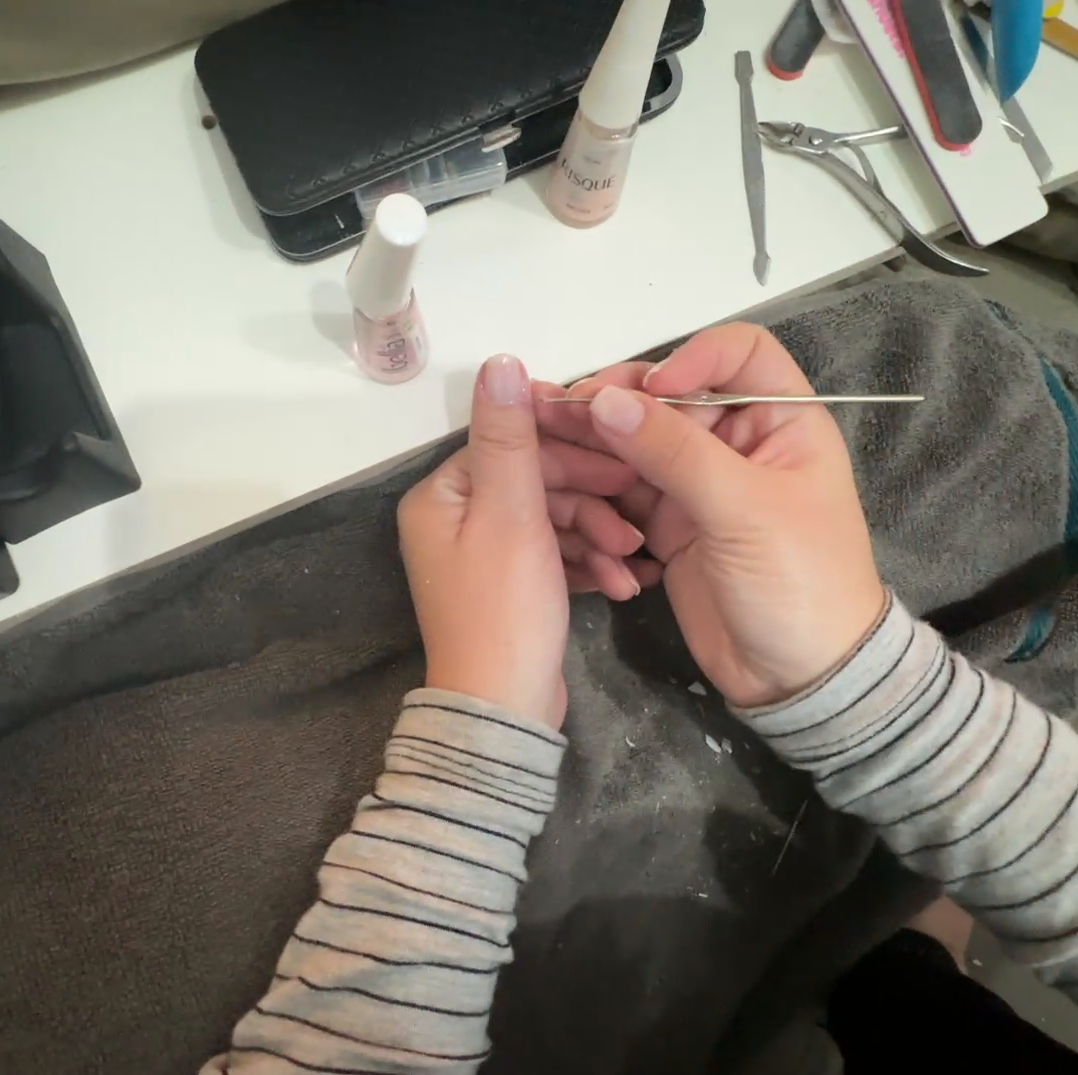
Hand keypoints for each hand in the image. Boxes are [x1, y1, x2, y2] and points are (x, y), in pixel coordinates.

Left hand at [399, 355, 643, 726]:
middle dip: (590, 500)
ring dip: (595, 536)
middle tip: (635, 517)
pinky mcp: (510, 585)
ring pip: (550, 521)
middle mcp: (455, 519)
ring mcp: (483, 555)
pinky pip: (552, 556)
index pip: (508, 443)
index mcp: (442, 496)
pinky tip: (620, 584)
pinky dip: (585, 565)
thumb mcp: (510, 514)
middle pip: (534, 483)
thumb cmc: (504, 609)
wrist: (504, 709)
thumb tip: (499, 361)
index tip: (621, 449)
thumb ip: (508, 437)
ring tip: (632, 559)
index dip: (567, 445)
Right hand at [535, 324, 887, 708]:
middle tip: (565, 406)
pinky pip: (624, 486)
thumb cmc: (798, 582)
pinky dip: (595, 480)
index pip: (739, 356)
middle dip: (620, 398)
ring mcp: (697, 484)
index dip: (693, 357)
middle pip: (671, 398)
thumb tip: (606, 401)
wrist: (795, 676)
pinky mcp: (667, 521)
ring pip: (640, 441)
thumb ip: (673, 452)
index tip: (651, 388)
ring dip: (595, 436)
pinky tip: (562, 474)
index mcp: (780, 423)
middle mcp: (735, 443)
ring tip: (546, 430)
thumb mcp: (743, 510)